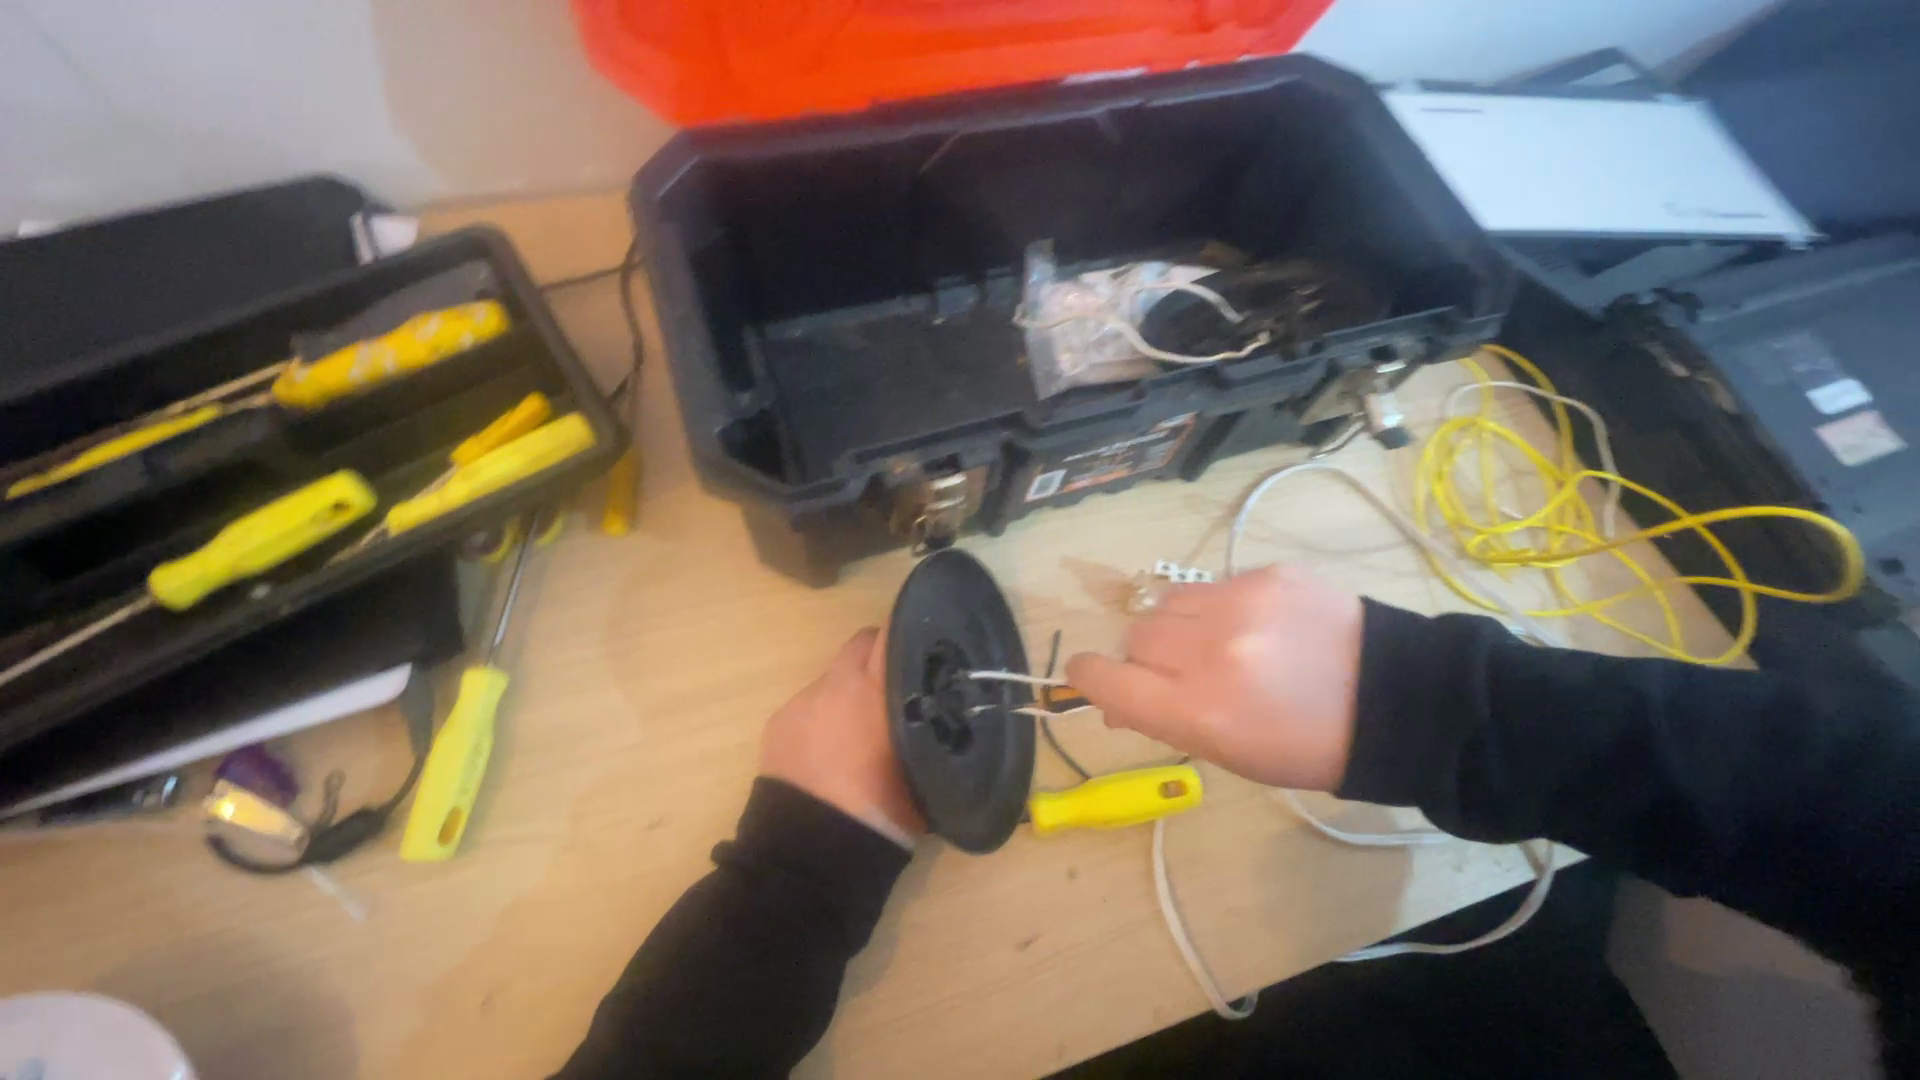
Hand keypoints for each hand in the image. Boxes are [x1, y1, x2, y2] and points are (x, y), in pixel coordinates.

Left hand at [759, 628, 924, 844]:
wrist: (808, 856)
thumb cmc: (880, 817)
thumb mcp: (923, 773)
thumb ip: (930, 731)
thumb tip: (941, 714)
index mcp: (874, 692)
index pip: (894, 634)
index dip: (912, 632)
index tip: (927, 645)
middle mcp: (835, 685)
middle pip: (862, 644)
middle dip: (880, 656)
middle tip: (897, 685)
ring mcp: (802, 702)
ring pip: (834, 677)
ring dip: (849, 690)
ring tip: (860, 729)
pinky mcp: (777, 723)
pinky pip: (809, 705)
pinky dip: (823, 716)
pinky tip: (829, 752)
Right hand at [1064, 565, 1362, 791]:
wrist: (1396, 699)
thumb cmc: (1305, 745)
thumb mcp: (1229, 753)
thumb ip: (1161, 719)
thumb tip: (1112, 699)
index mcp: (1199, 711)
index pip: (1105, 679)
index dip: (1087, 675)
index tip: (1088, 672)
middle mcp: (1210, 651)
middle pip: (1135, 637)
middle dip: (1146, 656)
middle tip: (1183, 670)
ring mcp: (1240, 604)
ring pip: (1167, 602)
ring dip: (1179, 624)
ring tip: (1220, 640)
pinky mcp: (1267, 573)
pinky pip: (1214, 585)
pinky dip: (1222, 606)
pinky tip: (1261, 625)